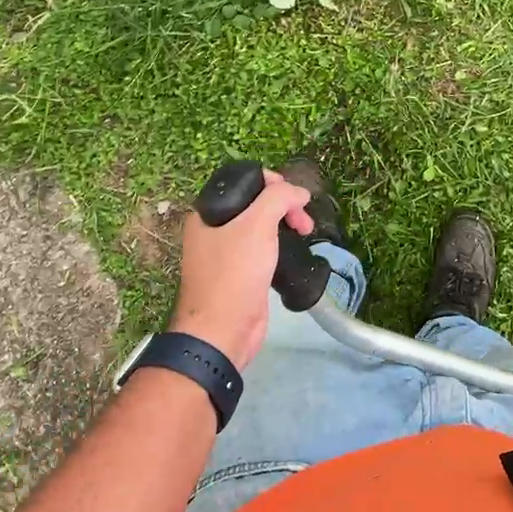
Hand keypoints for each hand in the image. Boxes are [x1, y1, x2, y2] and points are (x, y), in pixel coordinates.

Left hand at [168, 169, 312, 368]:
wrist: (223, 330)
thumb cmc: (235, 272)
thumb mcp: (257, 224)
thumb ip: (279, 198)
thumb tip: (300, 192)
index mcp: (207, 212)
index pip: (244, 180)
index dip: (274, 182)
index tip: (294, 197)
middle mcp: (213, 228)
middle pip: (256, 202)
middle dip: (285, 204)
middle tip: (304, 221)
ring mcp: (226, 251)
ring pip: (262, 224)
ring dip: (286, 222)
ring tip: (305, 233)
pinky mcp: (240, 271)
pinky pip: (263, 245)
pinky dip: (280, 242)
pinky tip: (292, 249)